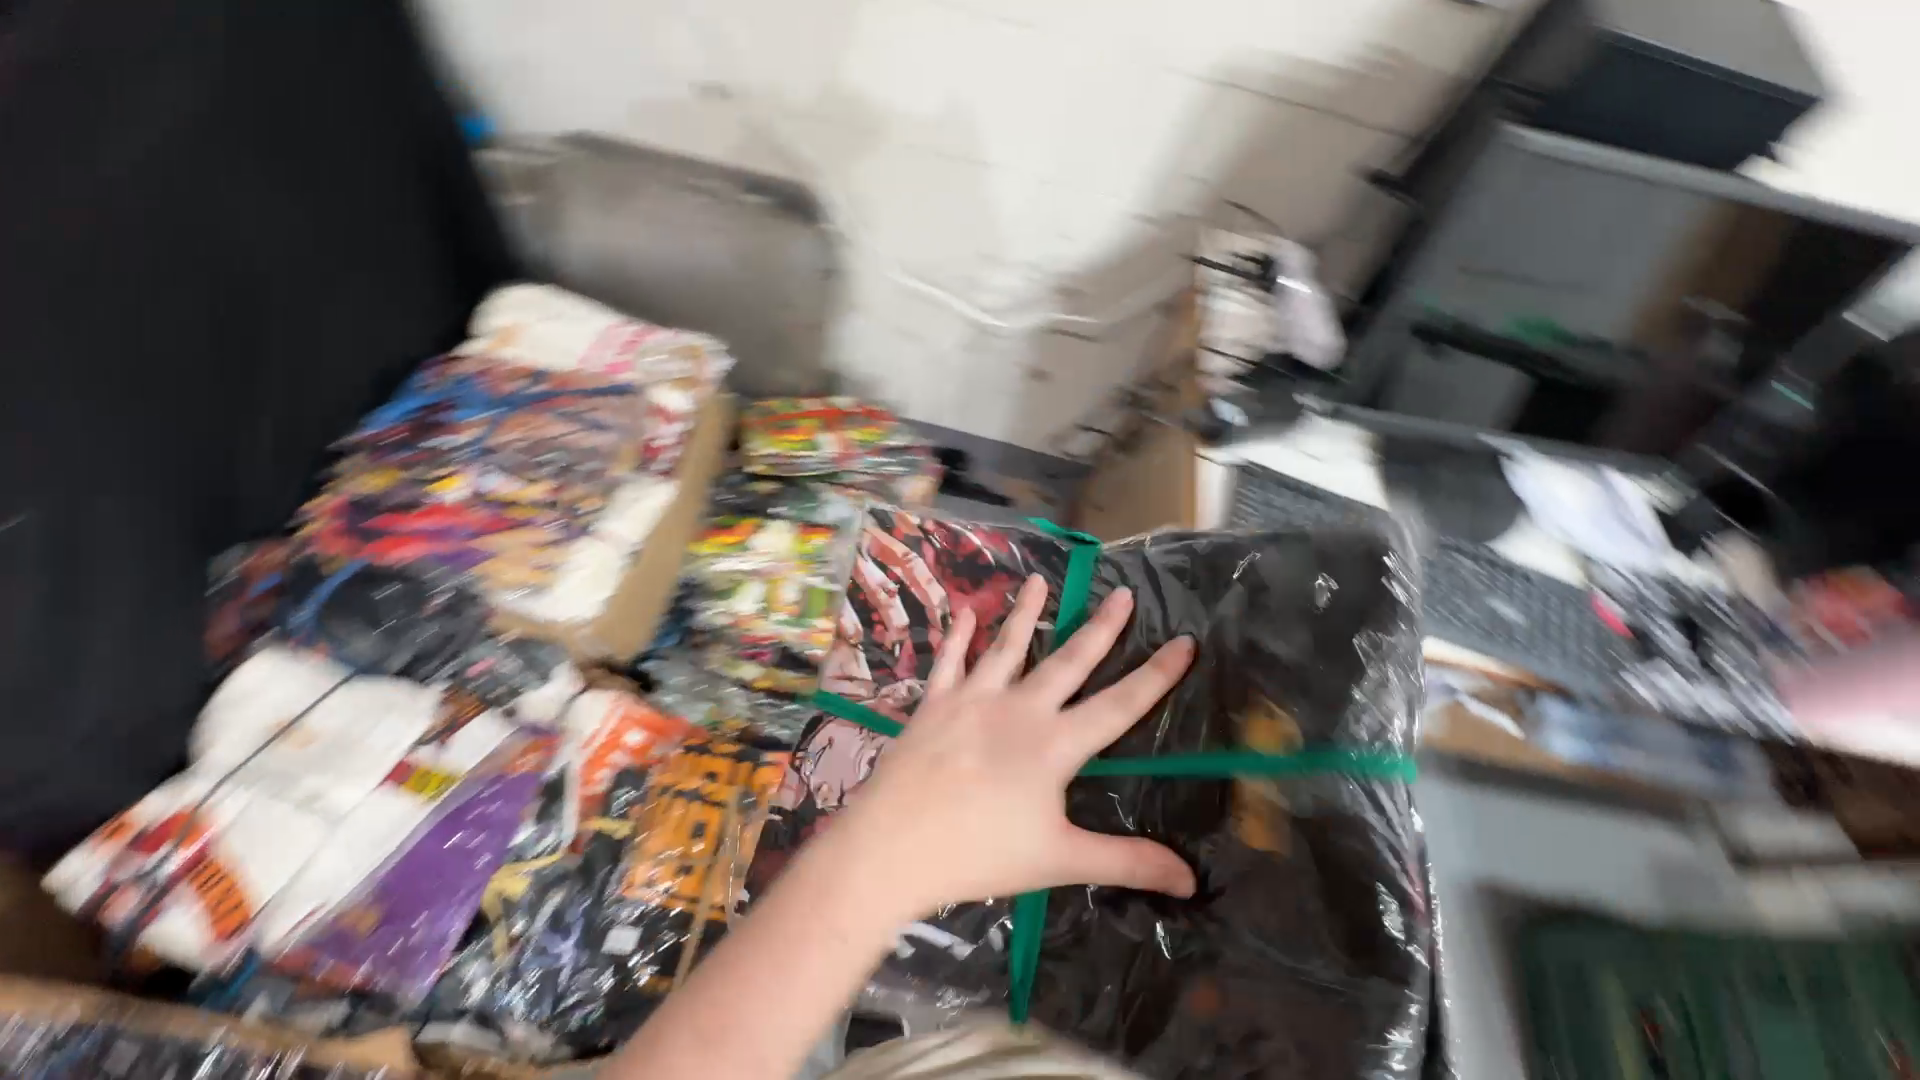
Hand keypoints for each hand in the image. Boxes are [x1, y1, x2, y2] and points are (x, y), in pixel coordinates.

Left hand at [829, 575, 1197, 920]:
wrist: (894, 846)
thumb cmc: (980, 854)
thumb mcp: (1060, 860)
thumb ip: (1126, 861)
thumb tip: (1191, 880)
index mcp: (1055, 745)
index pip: (1119, 705)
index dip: (1156, 675)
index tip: (1185, 642)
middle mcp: (1019, 709)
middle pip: (1070, 661)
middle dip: (1101, 627)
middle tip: (1123, 594)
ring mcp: (973, 700)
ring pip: (1008, 647)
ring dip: (1026, 613)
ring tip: (1039, 580)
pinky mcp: (934, 704)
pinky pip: (950, 662)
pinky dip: (958, 637)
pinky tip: (964, 612)